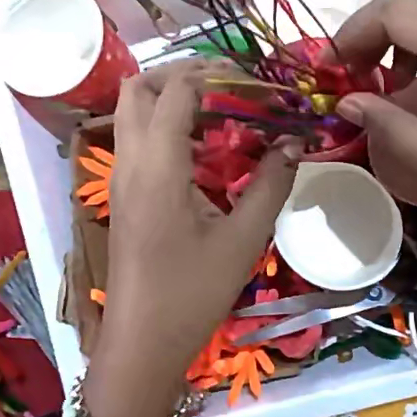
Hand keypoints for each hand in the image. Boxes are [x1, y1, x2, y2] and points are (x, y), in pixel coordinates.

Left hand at [89, 62, 299, 416]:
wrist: (143, 342)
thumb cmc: (194, 291)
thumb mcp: (244, 237)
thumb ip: (272, 184)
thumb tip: (294, 143)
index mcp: (158, 167)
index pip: (177, 90)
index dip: (216, 74)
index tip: (257, 83)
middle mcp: (130, 162)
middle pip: (139, 89)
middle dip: (182, 74)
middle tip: (230, 84)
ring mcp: (121, 179)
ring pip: (134, 113)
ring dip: (173, 100)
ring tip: (224, 112)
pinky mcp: (124, 196)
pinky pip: (139, 141)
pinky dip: (169, 128)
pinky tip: (208, 152)